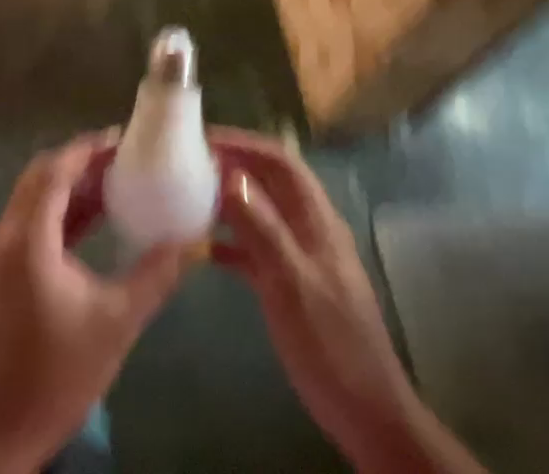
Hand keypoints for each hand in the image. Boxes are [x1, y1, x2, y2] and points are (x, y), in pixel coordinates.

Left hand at [0, 132, 196, 473]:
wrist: (17, 413)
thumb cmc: (67, 366)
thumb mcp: (120, 317)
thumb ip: (157, 272)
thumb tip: (194, 240)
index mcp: (29, 239)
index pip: (55, 173)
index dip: (87, 150)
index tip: (124, 139)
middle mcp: (8, 233)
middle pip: (41, 175)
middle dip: (80, 159)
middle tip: (125, 155)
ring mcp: (4, 248)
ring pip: (36, 194)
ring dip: (72, 182)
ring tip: (119, 176)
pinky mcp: (8, 263)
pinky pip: (36, 217)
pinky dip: (65, 207)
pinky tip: (102, 211)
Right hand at [210, 128, 484, 473]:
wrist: (364, 409)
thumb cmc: (330, 345)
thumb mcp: (292, 286)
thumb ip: (264, 231)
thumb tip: (231, 177)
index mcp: (317, 223)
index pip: (281, 163)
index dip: (244, 144)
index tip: (201, 138)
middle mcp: (310, 231)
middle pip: (270, 181)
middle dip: (232, 163)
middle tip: (184, 161)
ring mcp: (300, 257)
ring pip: (260, 212)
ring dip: (227, 198)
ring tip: (184, 194)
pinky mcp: (288, 283)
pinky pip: (254, 247)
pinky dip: (227, 239)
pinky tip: (198, 246)